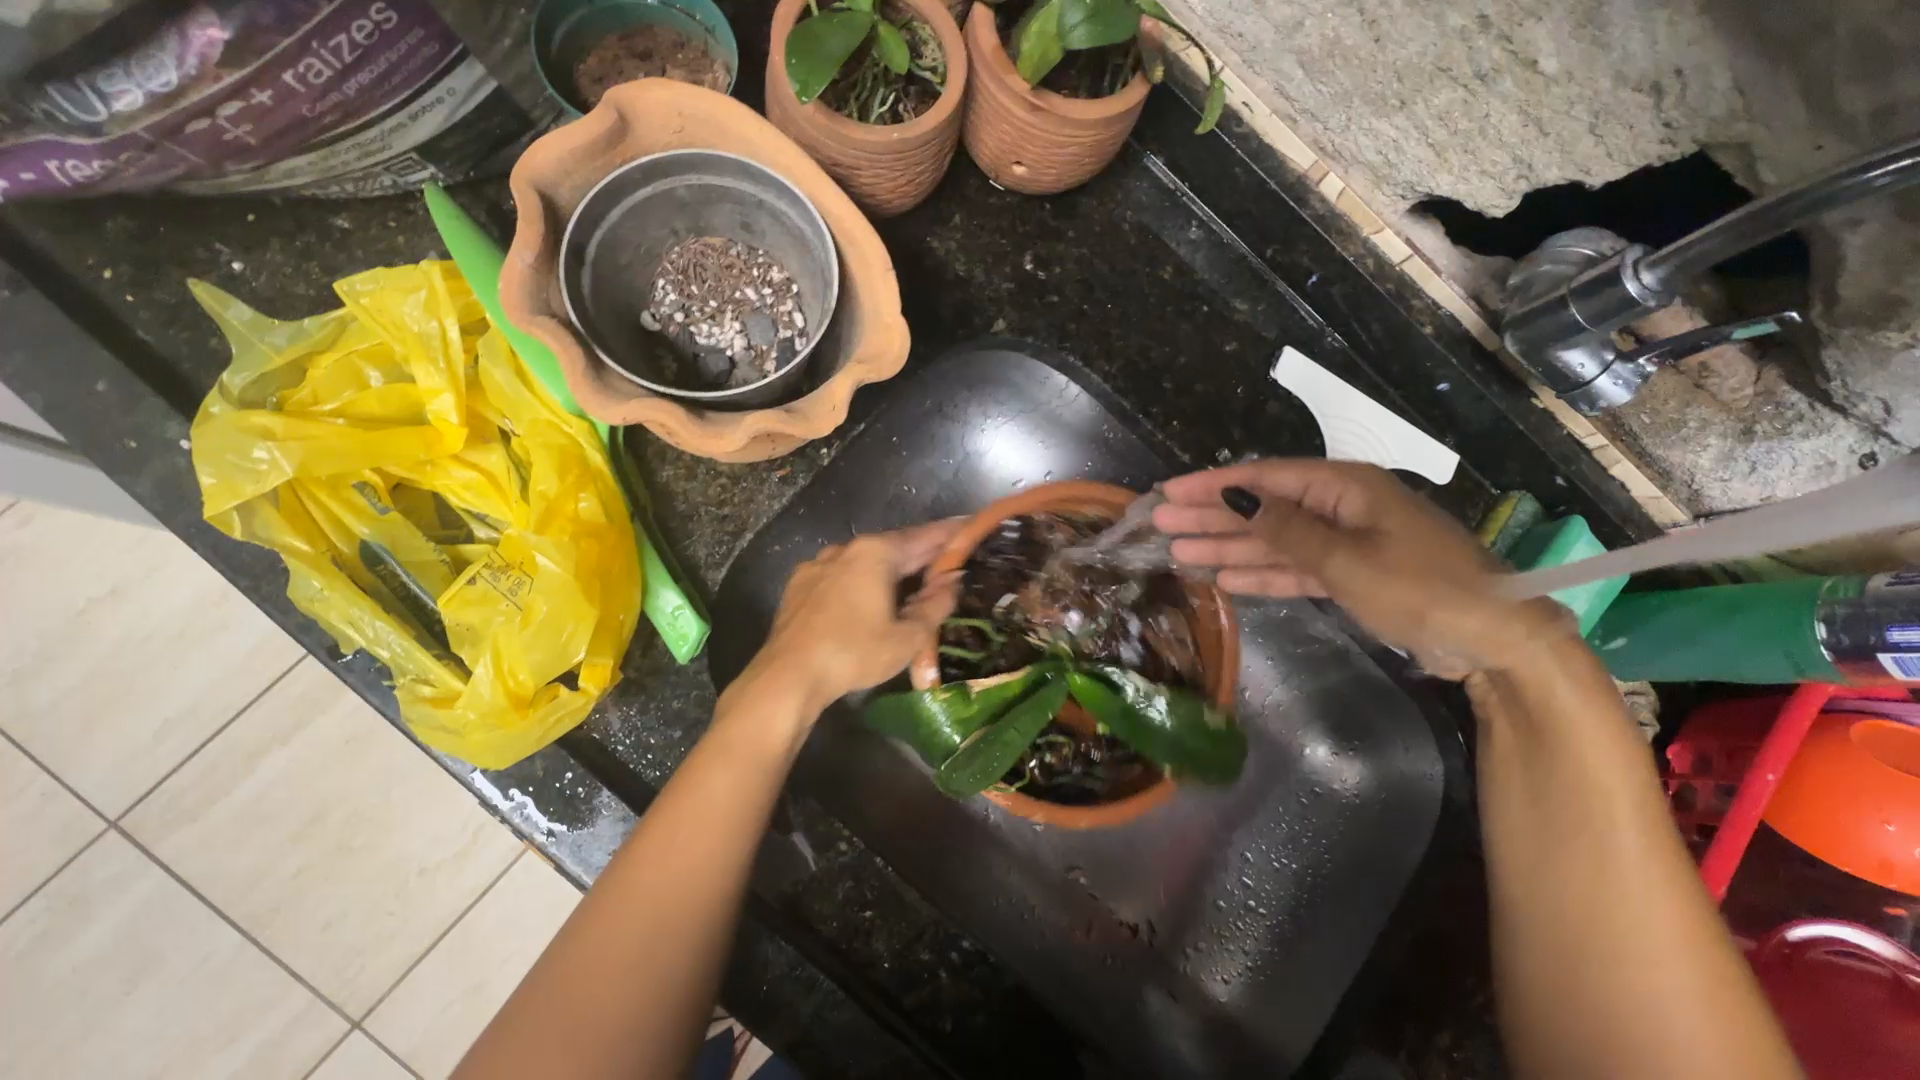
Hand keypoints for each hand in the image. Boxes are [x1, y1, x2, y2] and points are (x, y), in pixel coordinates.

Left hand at [742, 521, 962, 713]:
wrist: (789, 676)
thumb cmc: (855, 654)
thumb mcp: (907, 637)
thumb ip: (935, 605)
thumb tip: (953, 580)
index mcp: (876, 553)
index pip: (923, 537)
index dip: (950, 534)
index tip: (970, 528)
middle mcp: (845, 549)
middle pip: (892, 547)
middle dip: (920, 554)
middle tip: (946, 559)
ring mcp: (818, 565)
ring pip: (863, 561)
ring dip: (888, 569)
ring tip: (909, 582)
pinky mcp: (799, 586)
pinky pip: (840, 576)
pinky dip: (860, 582)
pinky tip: (867, 598)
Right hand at [1152, 459, 1576, 675]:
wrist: (1492, 635)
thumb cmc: (1421, 588)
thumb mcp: (1347, 559)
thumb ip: (1287, 530)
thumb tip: (1237, 498)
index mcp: (1344, 488)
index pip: (1265, 479)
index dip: (1214, 485)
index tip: (1169, 490)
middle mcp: (1341, 507)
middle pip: (1264, 508)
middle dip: (1212, 516)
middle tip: (1159, 522)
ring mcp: (1346, 542)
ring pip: (1275, 540)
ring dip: (1229, 546)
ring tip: (1178, 551)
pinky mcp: (1352, 575)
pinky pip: (1296, 569)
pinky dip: (1263, 574)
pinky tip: (1225, 578)